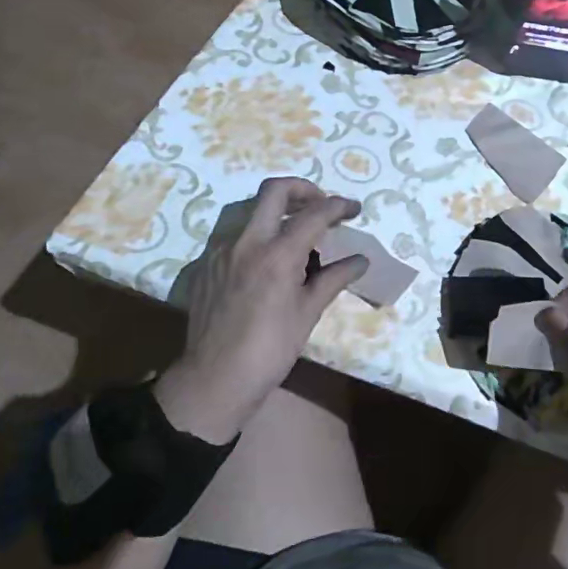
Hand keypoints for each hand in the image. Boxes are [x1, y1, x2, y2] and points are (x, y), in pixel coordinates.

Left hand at [154, 178, 365, 442]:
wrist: (214, 379)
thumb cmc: (270, 350)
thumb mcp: (308, 313)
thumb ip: (334, 278)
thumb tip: (361, 260)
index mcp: (278, 254)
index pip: (315, 214)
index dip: (339, 206)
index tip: (355, 209)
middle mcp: (247, 242)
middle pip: (274, 190)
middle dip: (303, 189)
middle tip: (321, 204)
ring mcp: (221, 251)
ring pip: (251, 212)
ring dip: (278, 214)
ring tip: (297, 236)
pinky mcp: (206, 264)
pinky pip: (236, 238)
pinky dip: (258, 238)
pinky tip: (268, 264)